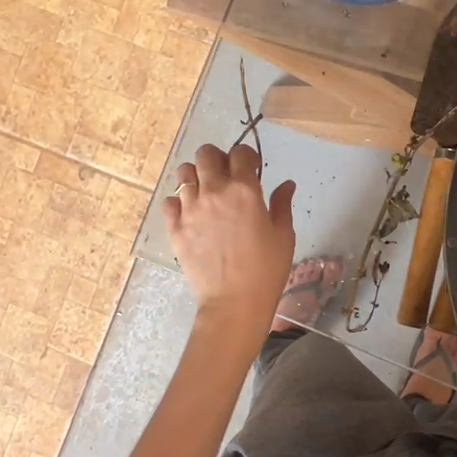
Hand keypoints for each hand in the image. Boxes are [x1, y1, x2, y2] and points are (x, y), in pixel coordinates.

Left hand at [164, 144, 296, 323]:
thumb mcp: (283, 236)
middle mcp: (214, 191)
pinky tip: (190, 213)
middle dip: (217, 158)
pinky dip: (178, 201)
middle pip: (205, 154)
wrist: (234, 302)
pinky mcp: (175, 227)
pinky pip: (169, 201)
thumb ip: (282, 204)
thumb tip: (286, 184)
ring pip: (184, 172)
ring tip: (205, 192)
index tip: (250, 169)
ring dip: (195, 176)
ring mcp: (190, 208)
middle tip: (225, 175)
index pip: (240, 153)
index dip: (246, 157)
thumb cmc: (266, 270)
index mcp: (245, 190)